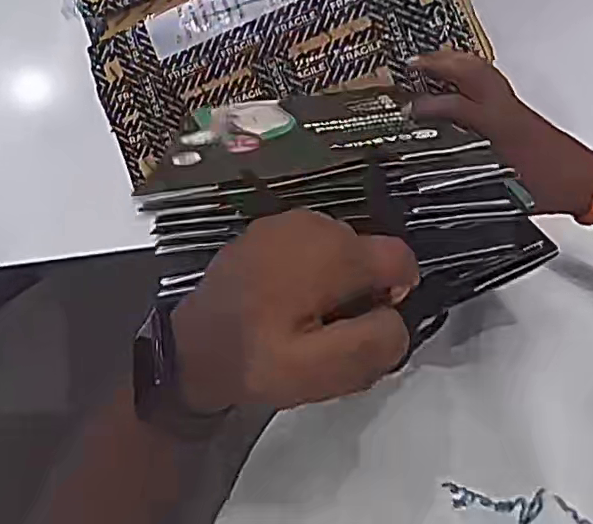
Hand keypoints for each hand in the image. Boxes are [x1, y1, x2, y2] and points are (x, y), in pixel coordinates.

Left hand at [170, 210, 419, 412]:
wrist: (192, 345)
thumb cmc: (256, 358)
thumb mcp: (322, 370)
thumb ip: (374, 343)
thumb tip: (396, 316)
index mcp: (332, 250)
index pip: (400, 257)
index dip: (396, 296)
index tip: (361, 324)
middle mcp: (312, 222)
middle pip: (367, 254)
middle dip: (361, 291)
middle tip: (328, 333)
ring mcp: (284, 221)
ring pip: (339, 250)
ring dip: (334, 282)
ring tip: (302, 319)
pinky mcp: (265, 229)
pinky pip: (309, 246)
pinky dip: (308, 270)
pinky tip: (281, 301)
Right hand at [409, 50, 592, 218]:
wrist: (589, 183)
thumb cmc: (554, 186)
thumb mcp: (505, 189)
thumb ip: (470, 179)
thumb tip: (440, 179)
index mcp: (499, 126)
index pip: (455, 105)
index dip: (427, 105)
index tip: (409, 108)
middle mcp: (504, 108)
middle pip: (469, 71)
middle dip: (438, 63)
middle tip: (414, 62)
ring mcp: (511, 104)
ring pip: (480, 68)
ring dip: (454, 59)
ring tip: (432, 58)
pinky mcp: (515, 106)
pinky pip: (488, 74)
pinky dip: (470, 66)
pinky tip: (460, 70)